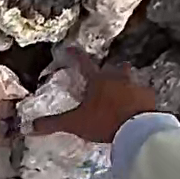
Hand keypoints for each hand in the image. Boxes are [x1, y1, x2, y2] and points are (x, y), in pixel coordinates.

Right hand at [29, 48, 158, 143]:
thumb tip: (30, 126)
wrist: (138, 130)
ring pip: (130, 79)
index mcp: (98, 80)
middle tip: (104, 78)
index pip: (83, 62)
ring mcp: (136, 86)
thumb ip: (53, 124)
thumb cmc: (103, 121)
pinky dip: (138, 98)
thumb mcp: (74, 123)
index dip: (75, 54)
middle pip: (113, 68)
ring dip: (124, 83)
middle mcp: (117, 78)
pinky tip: (136, 107)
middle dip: (108, 71)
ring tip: (120, 93)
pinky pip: (143, 94)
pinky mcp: (149, 98)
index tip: (70, 48)